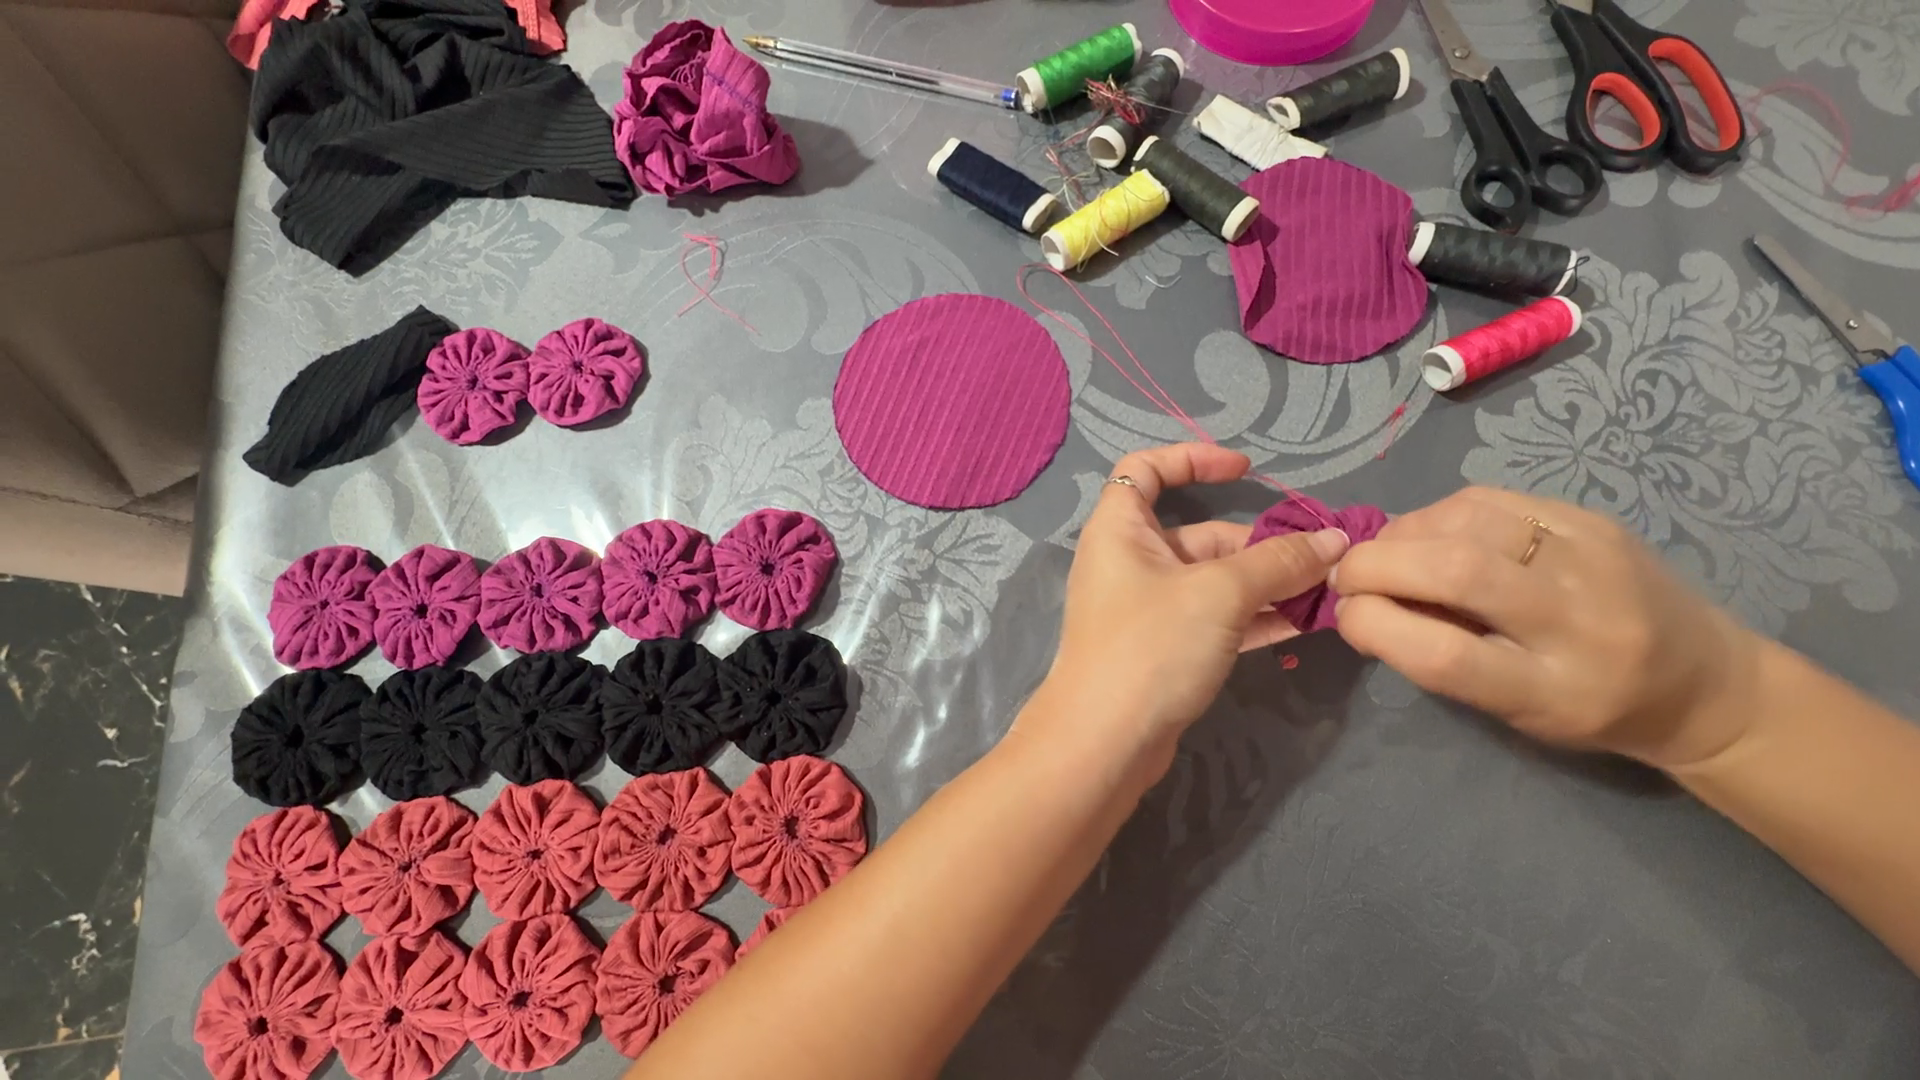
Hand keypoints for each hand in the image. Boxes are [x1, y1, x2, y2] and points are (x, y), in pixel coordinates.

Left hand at [1021, 444, 1348, 769]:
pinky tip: (1306, 622)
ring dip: (1269, 583)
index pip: (1146, 470)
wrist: (1105, 742)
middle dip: (1261, 544)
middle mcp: (1130, 561)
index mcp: (1120, 529)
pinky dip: (1255, 617)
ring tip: (1330, 591)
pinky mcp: (1165, 648)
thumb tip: (1334, 539)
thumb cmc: (1151, 646)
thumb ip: (1278, 562)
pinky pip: (1216, 619)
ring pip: (1214, 581)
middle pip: (1199, 533)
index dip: (1193, 459)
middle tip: (1326, 558)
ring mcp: (1148, 608)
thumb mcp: (1219, 593)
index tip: (1246, 470)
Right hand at [1330, 487, 1761, 769]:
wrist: (1704, 682)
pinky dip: (1436, 515)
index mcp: (1555, 691)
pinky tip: (1428, 534)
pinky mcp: (1590, 519)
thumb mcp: (1510, 711)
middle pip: (1454, 571)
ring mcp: (1591, 559)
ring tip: (1385, 553)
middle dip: (1373, 565)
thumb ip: (1437, 657)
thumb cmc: (1588, 710)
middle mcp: (1580, 621)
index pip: (1445, 655)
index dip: (1373, 626)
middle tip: (1345, 575)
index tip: (1347, 618)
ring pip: (1466, 521)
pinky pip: (1488, 500)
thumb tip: (1363, 603)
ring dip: (1400, 533)